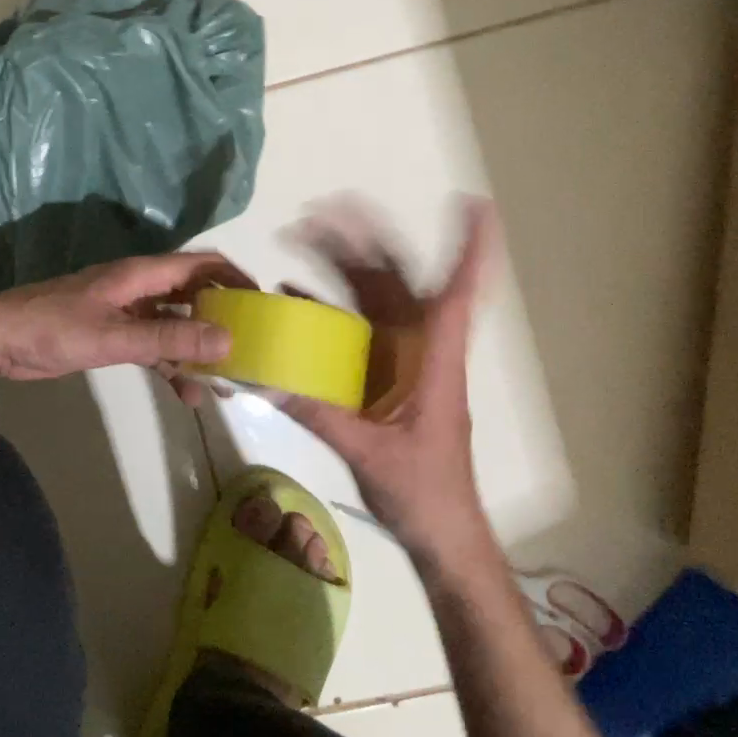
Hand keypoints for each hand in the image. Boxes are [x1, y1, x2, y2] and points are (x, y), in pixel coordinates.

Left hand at [0, 253, 250, 400]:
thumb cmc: (53, 327)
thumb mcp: (114, 335)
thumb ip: (169, 338)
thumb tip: (230, 339)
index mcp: (139, 274)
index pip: (200, 264)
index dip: (234, 277)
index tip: (265, 304)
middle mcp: (138, 288)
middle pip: (193, 295)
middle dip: (223, 319)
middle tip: (255, 349)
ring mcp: (126, 313)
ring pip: (175, 326)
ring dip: (198, 349)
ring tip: (227, 383)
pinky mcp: (113, 336)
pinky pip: (154, 347)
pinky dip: (171, 365)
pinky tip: (188, 393)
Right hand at [275, 198, 499, 560]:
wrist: (440, 531)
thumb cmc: (426, 493)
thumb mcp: (371, 453)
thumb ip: (320, 414)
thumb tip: (264, 380)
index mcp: (435, 362)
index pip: (457, 296)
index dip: (469, 251)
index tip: (473, 205)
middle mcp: (420, 351)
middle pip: (397, 282)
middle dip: (365, 242)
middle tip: (324, 208)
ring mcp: (398, 361)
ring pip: (372, 298)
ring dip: (340, 264)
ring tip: (303, 233)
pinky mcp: (376, 376)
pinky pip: (350, 328)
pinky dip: (324, 305)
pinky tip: (292, 291)